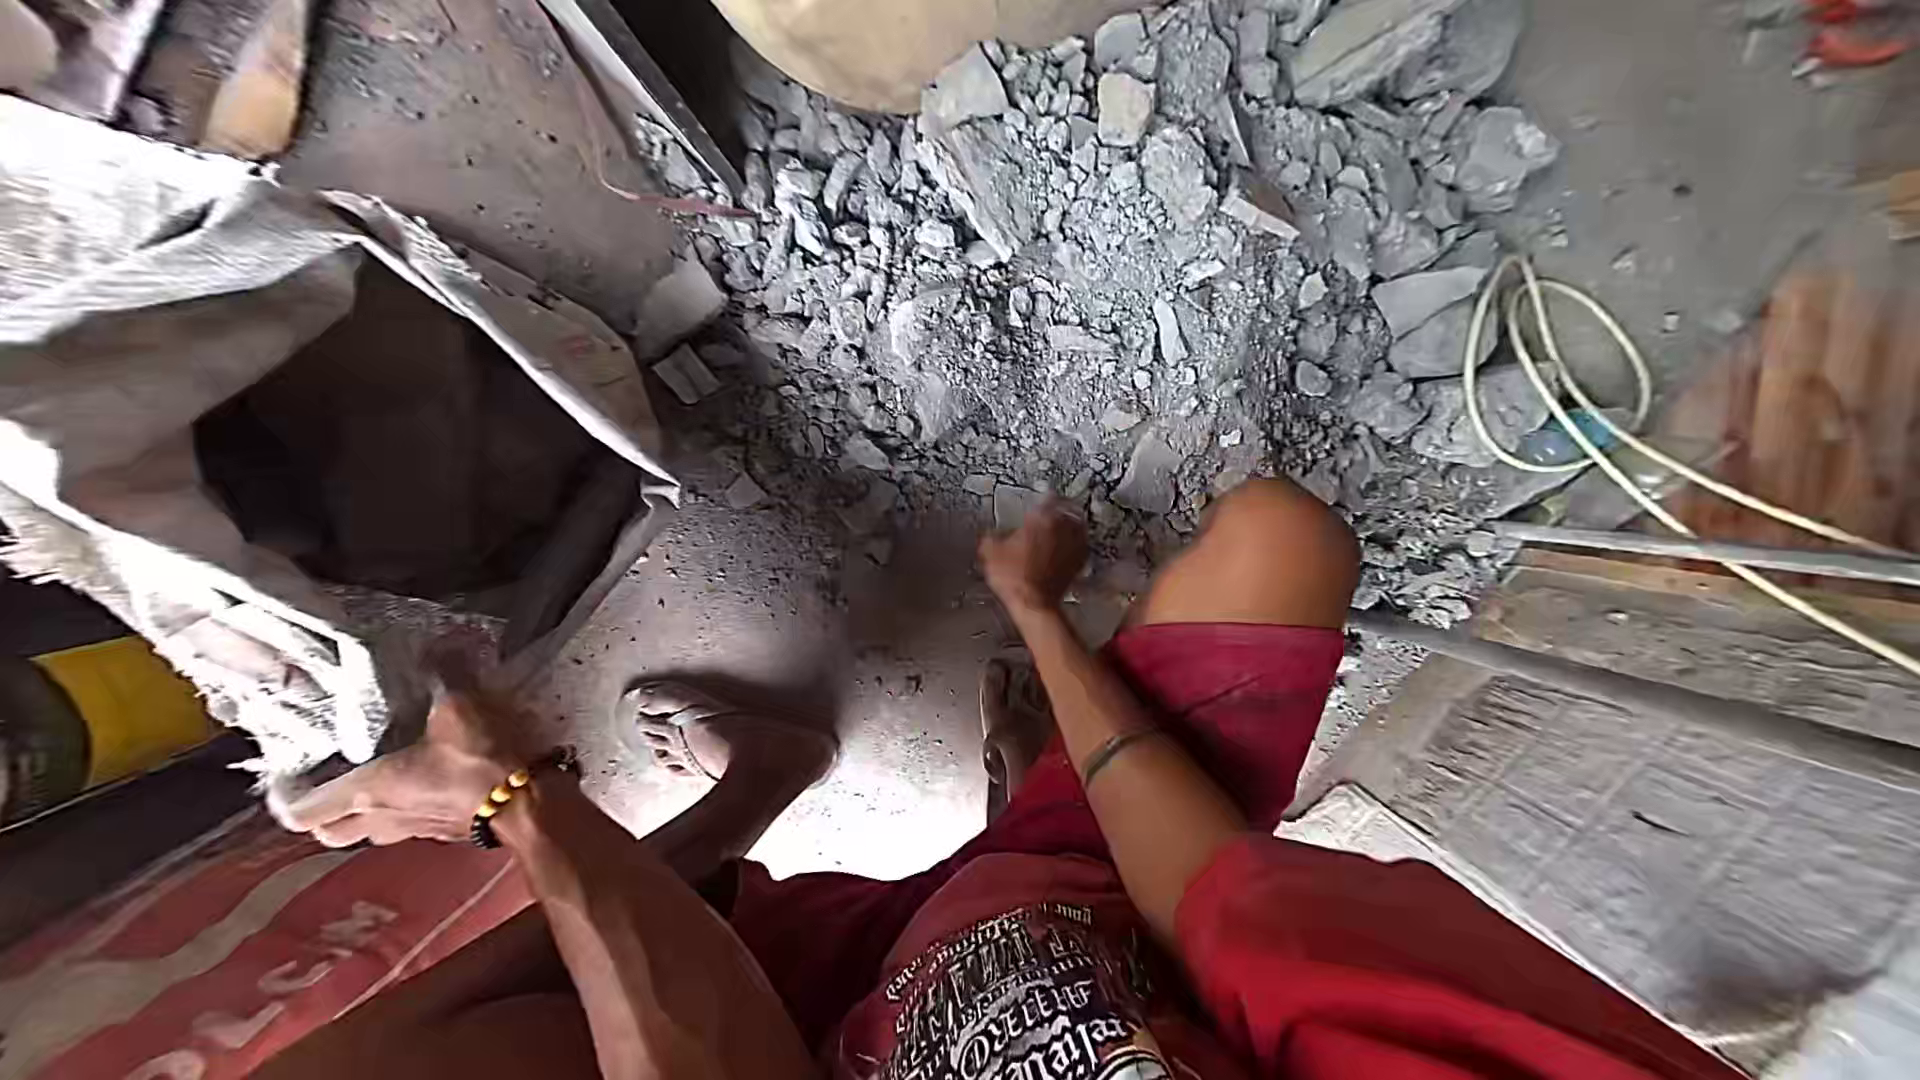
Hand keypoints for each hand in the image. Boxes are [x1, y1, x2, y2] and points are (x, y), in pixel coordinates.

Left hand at [280, 675, 537, 847]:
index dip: (287, 798)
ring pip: (370, 833)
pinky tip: (432, 790)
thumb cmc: (477, 758)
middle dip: (329, 814)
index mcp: (367, 791)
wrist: (524, 801)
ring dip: (370, 816)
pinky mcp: (445, 835)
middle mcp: (379, 819)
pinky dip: (411, 813)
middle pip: (329, 832)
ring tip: (386, 786)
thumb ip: (445, 676)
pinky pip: (411, 829)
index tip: (295, 777)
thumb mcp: (459, 708)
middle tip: (340, 784)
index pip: (300, 812)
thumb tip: (441, 644)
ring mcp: (413, 833)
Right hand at [979, 496, 1087, 616]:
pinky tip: (1068, 545)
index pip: (1047, 497)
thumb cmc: (1014, 578)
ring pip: (1077, 525)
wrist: (1033, 604)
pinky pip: (1080, 545)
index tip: (1042, 493)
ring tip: (1063, 523)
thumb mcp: (991, 552)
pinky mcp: (1079, 562)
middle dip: (1060, 507)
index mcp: (1041, 518)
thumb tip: (990, 536)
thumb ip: (991, 537)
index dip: (1044, 494)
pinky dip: (1075, 542)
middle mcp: (1062, 528)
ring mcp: (1073, 545)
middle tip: (1053, 507)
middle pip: (1067, 508)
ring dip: (1071, 522)